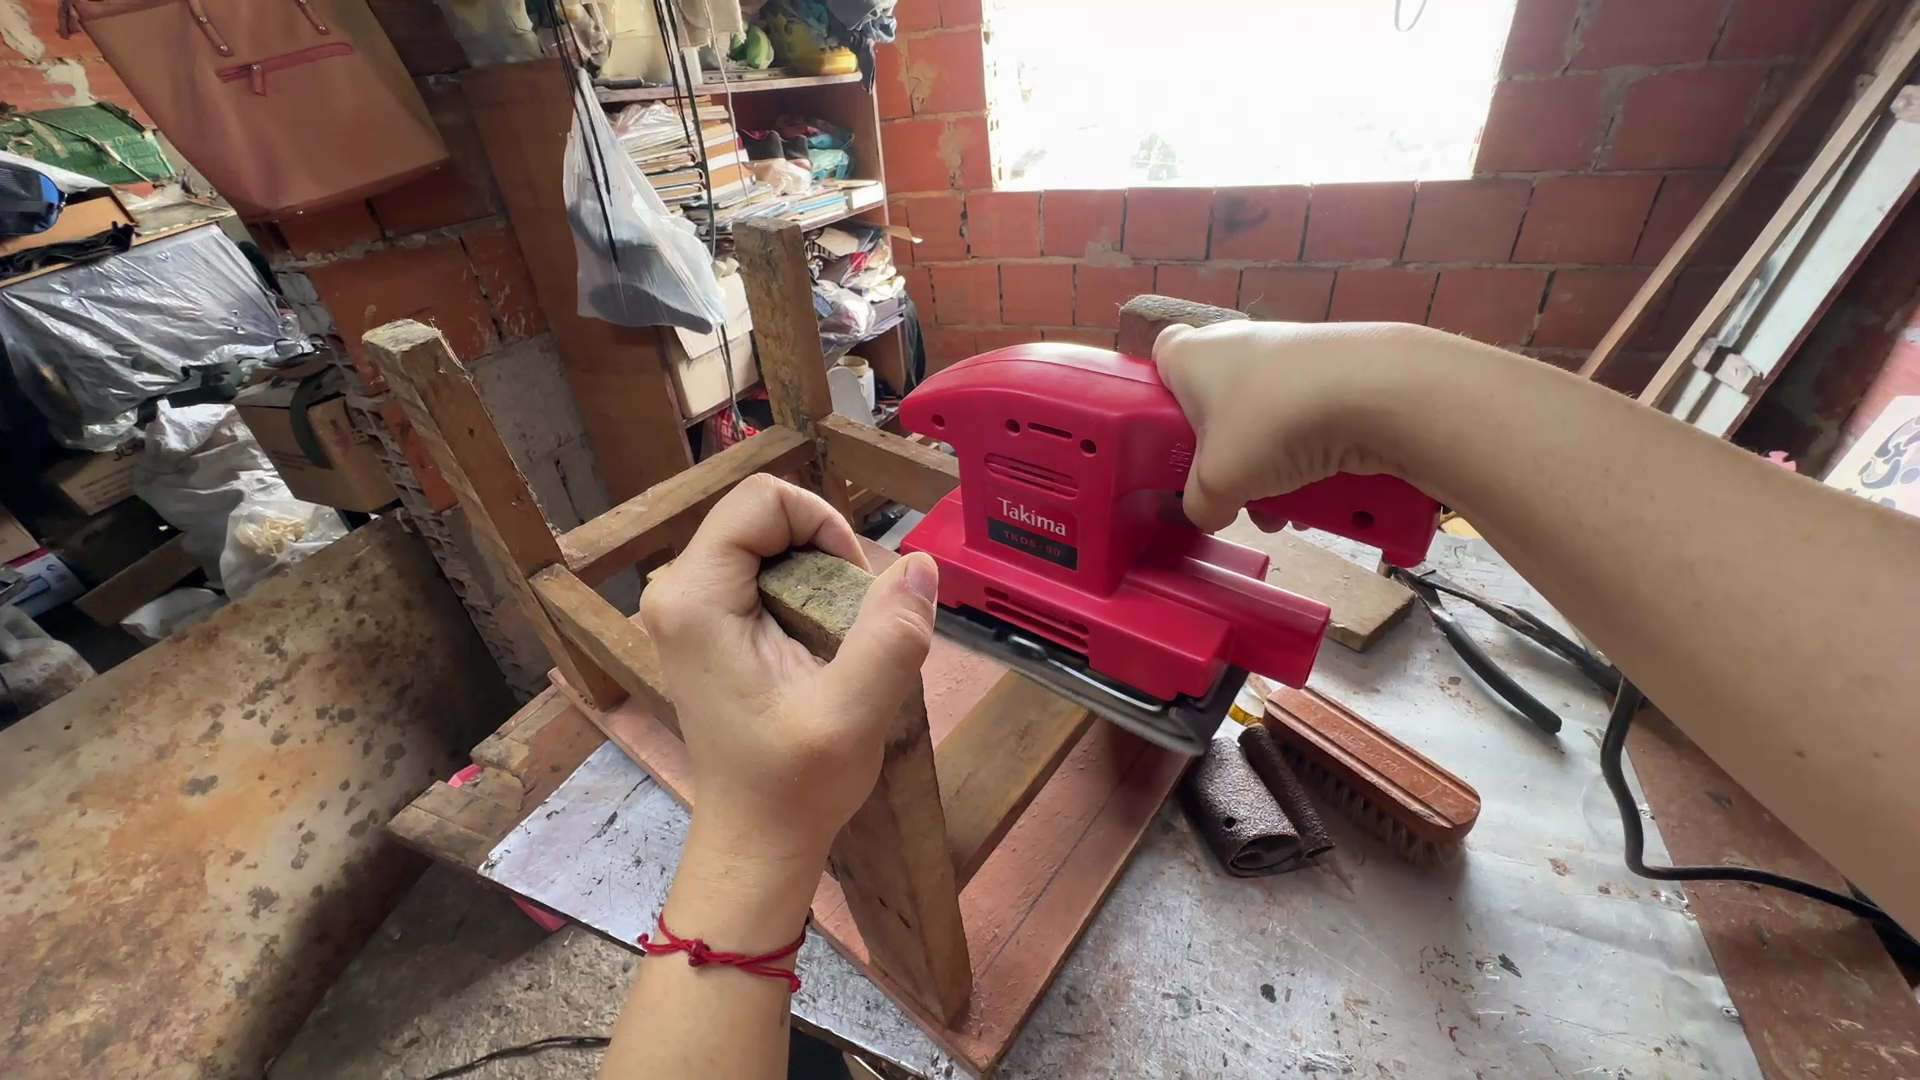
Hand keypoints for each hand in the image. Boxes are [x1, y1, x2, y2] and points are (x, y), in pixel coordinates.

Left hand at [639, 474, 939, 863]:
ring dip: (819, 573)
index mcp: (695, 598)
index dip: (824, 527)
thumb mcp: (854, 715)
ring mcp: (687, 603)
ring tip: (836, 638)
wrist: (757, 837)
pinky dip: (805, 588)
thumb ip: (890, 637)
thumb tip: (922, 564)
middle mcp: (678, 588)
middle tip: (848, 624)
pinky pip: (763, 565)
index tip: (853, 591)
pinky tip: (817, 642)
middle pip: (766, 516)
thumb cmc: (795, 784)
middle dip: (824, 553)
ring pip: (769, 538)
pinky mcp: (705, 620)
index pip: (765, 499)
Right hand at [1153, 319, 1442, 531]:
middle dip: (1222, 451)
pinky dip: (1309, 455)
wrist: (1382, 393)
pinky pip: (1306, 419)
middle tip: (1227, 484)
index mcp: (1192, 355)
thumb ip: (1198, 505)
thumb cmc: (1272, 424)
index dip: (1160, 394)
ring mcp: (1290, 354)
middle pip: (1215, 401)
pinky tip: (1321, 493)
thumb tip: (1207, 512)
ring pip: (1263, 418)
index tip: (1169, 435)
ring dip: (1268, 468)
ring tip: (1282, 509)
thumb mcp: (1216, 484)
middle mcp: (1237, 344)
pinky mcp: (1335, 370)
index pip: (1159, 357)